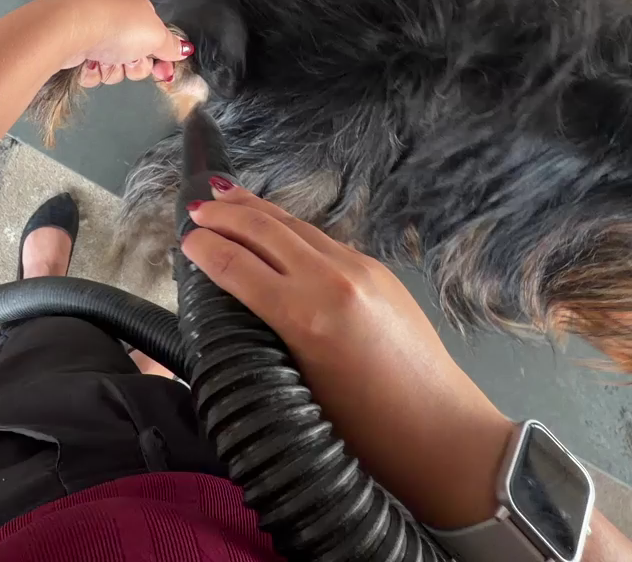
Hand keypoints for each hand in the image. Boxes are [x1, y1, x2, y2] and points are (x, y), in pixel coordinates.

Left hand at [43, 0, 191, 85]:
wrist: (70, 29)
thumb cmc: (118, 28)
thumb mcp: (155, 34)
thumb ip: (171, 45)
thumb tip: (184, 49)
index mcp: (138, 12)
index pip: (156, 40)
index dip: (160, 60)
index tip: (163, 73)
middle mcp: (116, 22)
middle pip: (135, 58)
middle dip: (133, 67)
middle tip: (127, 61)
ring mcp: (95, 35)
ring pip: (113, 68)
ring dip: (112, 71)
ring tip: (103, 61)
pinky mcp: (75, 50)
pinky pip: (92, 72)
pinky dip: (92, 72)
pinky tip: (87, 63)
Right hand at [181, 183, 515, 529]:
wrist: (446, 437)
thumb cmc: (365, 433)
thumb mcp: (297, 385)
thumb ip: (262, 333)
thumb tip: (236, 299)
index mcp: (305, 315)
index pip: (237, 264)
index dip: (204, 248)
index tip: (184, 240)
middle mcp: (331, 279)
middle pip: (263, 229)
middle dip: (224, 214)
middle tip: (195, 208)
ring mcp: (358, 268)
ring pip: (293, 224)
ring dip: (254, 207)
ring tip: (224, 193)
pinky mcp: (376, 269)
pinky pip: (319, 236)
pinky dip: (286, 225)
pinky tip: (273, 224)